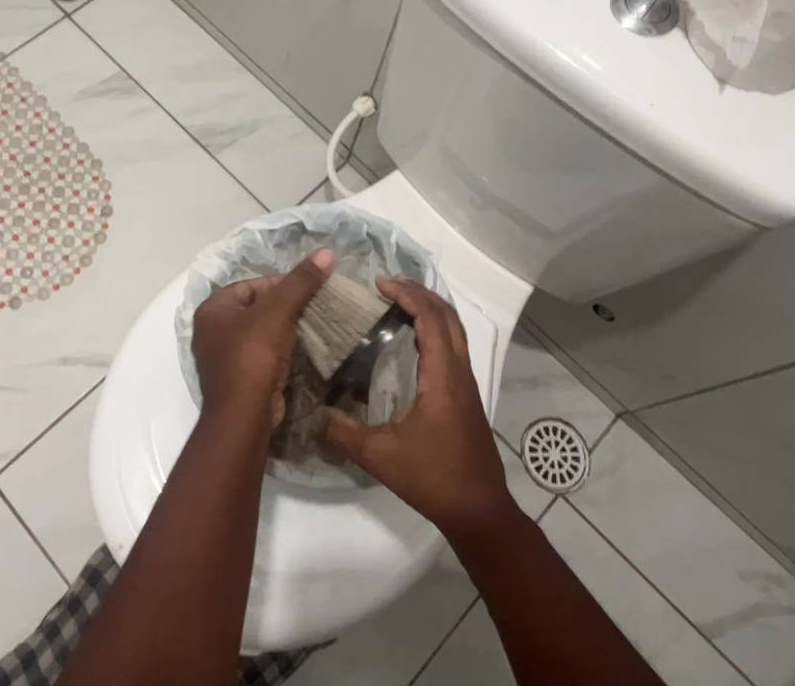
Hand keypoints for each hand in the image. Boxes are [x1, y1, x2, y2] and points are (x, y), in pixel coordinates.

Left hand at [191, 249, 334, 423]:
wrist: (244, 414)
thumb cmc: (252, 355)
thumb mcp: (277, 312)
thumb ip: (300, 282)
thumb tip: (326, 253)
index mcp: (212, 310)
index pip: (251, 285)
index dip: (280, 284)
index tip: (308, 288)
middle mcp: (212, 331)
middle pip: (255, 308)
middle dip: (284, 306)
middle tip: (314, 306)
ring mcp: (224, 358)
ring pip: (260, 333)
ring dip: (284, 329)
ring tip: (312, 325)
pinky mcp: (239, 378)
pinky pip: (262, 355)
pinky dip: (280, 350)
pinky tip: (300, 350)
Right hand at [322, 277, 514, 539]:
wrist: (478, 510)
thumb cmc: (433, 478)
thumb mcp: (380, 456)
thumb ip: (345, 433)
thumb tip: (316, 414)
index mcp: (442, 378)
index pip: (431, 319)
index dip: (408, 295)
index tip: (381, 283)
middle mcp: (459, 373)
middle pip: (448, 317)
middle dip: (420, 294)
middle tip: (388, 285)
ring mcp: (466, 385)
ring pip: (454, 332)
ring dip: (430, 311)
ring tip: (398, 304)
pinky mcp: (466, 397)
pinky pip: (452, 348)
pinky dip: (434, 331)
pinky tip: (411, 343)